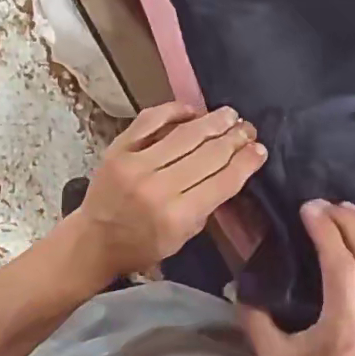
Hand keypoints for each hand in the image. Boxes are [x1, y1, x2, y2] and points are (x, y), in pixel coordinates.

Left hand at [65, 102, 266, 278]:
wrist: (94, 240)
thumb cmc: (143, 245)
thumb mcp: (184, 236)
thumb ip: (208, 204)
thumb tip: (233, 168)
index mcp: (178, 215)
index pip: (223, 181)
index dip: (246, 162)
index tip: (260, 150)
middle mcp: (159, 187)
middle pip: (209, 154)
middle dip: (235, 138)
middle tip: (249, 128)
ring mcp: (136, 164)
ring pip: (185, 134)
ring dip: (213, 121)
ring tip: (230, 115)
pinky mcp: (119, 149)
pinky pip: (150, 120)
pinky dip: (174, 110)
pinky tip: (193, 110)